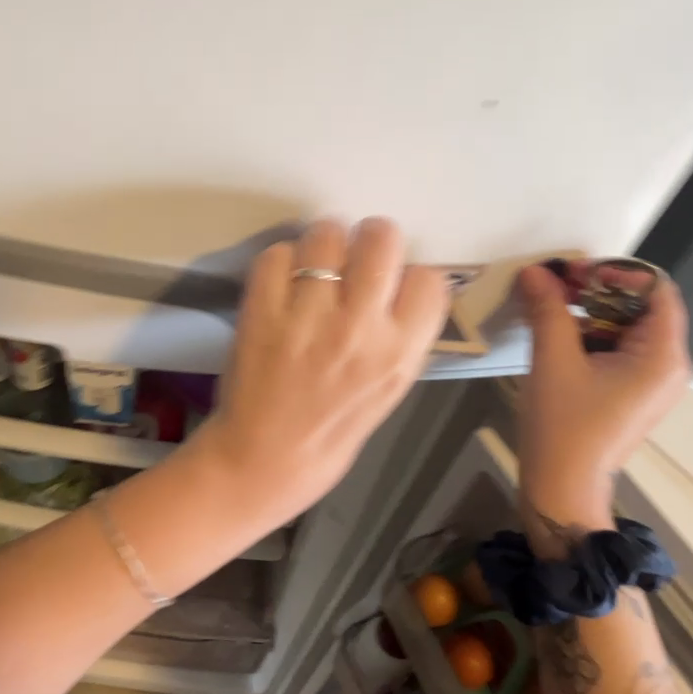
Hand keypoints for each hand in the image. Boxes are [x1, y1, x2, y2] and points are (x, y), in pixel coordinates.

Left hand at [188, 218, 448, 527]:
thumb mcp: (388, 389)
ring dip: (321, 245)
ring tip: (312, 268)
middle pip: (381, 237)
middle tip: (351, 259)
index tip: (390, 286)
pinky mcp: (263, 311)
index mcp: (400, 353)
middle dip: (368, 240)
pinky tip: (280, 285)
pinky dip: (279, 262)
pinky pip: (277, 254)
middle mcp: (361, 327)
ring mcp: (309, 315)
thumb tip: (396, 283)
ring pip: (326, 234)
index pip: (428, 278)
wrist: (265, 459)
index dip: (408, 276)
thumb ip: (398, 336)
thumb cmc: (330, 432)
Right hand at [514, 260, 689, 529]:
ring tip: (548, 314)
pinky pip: (618, 354)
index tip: (572, 273)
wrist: (562, 487)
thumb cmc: (563, 425)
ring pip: (625, 331)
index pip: (656, 291)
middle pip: (641, 309)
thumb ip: (548, 309)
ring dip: (589, 316)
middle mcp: (667, 367)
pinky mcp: (631, 397)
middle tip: (554, 288)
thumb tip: (536, 270)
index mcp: (661, 356)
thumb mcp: (552, 361)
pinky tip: (556, 343)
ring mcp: (651, 385)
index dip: (616, 273)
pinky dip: (589, 340)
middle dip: (597, 293)